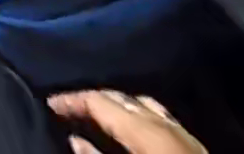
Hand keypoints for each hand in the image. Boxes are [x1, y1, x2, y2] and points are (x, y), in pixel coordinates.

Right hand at [48, 91, 206, 153]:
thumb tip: (75, 139)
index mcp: (145, 129)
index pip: (99, 99)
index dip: (71, 99)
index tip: (49, 104)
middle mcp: (163, 121)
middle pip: (119, 96)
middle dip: (91, 99)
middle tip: (67, 108)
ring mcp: (182, 132)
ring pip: (140, 103)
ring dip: (114, 104)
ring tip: (94, 114)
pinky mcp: (194, 146)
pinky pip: (158, 116)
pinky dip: (137, 113)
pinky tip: (132, 125)